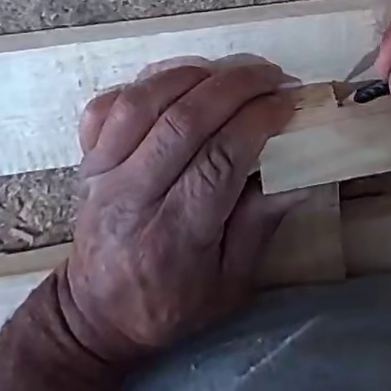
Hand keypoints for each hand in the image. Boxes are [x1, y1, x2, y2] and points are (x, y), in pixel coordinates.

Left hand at [58, 57, 298, 366]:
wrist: (93, 317)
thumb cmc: (172, 301)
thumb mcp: (231, 281)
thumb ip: (263, 221)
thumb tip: (304, 169)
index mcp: (173, 234)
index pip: (219, 159)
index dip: (258, 121)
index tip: (288, 102)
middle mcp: (132, 197)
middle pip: (183, 122)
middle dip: (236, 86)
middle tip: (272, 76)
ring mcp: (102, 174)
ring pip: (143, 103)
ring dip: (193, 75)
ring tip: (229, 73)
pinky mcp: (86, 159)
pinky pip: (107, 106)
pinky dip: (143, 85)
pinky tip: (177, 85)